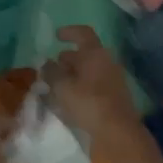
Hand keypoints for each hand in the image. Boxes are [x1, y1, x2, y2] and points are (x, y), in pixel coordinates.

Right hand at [42, 25, 137, 145]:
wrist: (117, 130)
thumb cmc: (88, 103)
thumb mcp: (62, 87)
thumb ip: (51, 72)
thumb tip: (45, 62)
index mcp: (95, 54)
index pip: (83, 33)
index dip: (69, 32)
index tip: (56, 36)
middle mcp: (107, 62)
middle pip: (86, 53)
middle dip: (68, 58)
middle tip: (52, 66)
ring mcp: (113, 79)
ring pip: (90, 70)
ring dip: (73, 73)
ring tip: (57, 84)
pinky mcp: (114, 95)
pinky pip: (94, 83)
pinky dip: (81, 85)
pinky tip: (70, 98)